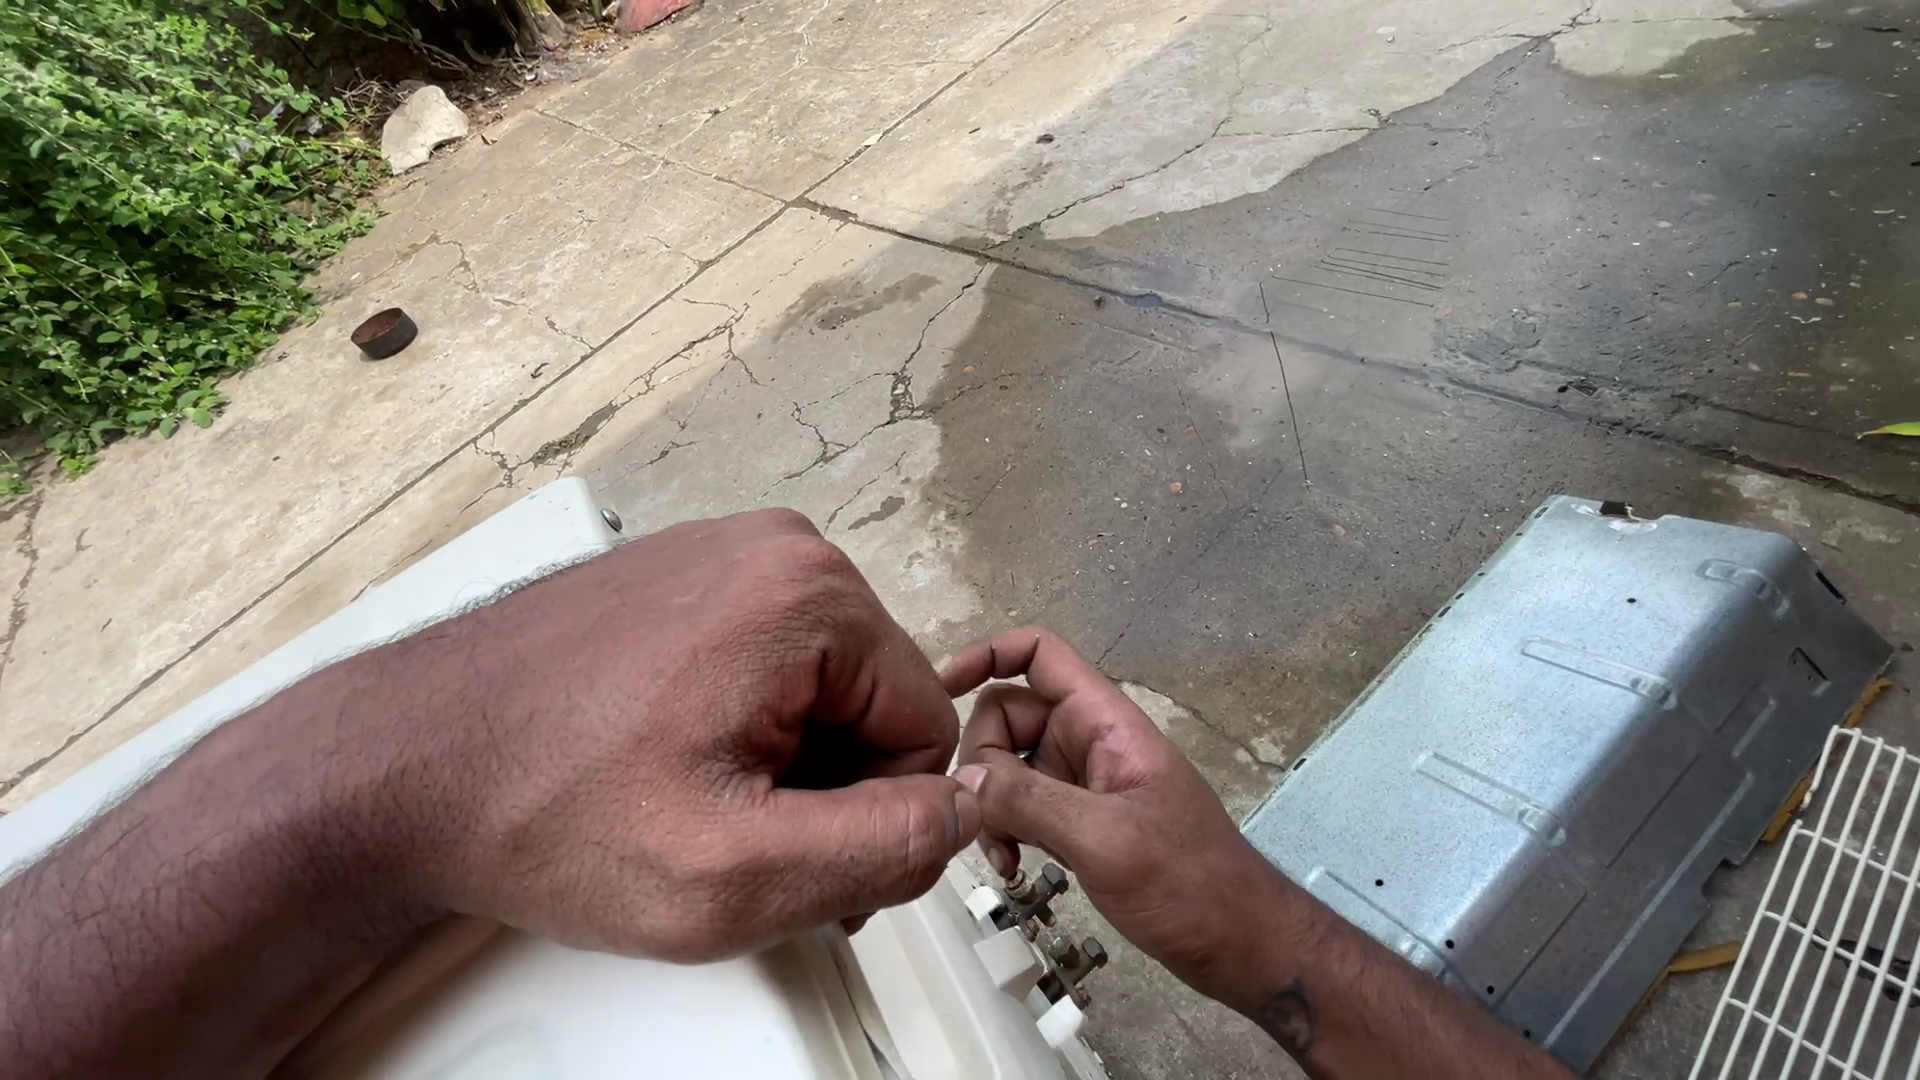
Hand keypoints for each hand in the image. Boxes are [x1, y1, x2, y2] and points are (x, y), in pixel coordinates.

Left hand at [352, 508, 976, 960]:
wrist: (403, 758)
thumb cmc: (537, 806)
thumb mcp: (730, 875)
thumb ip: (881, 850)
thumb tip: (956, 808)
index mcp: (807, 595)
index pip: (927, 723)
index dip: (873, 811)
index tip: (791, 845)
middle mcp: (781, 549)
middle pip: (877, 696)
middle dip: (827, 779)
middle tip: (733, 823)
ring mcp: (736, 551)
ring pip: (832, 681)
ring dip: (788, 749)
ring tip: (697, 784)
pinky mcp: (703, 570)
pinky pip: (782, 654)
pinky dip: (753, 713)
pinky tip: (680, 744)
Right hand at [944, 626, 1287, 1005]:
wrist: (1237, 944)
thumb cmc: (1189, 882)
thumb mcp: (1107, 840)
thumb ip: (1031, 803)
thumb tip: (961, 779)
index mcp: (1102, 720)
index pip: (1040, 654)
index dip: (990, 652)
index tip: (944, 686)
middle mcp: (1084, 739)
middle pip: (1006, 714)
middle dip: (983, 761)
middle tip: (988, 817)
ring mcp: (1077, 779)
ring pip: (1005, 764)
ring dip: (990, 806)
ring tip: (1004, 858)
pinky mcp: (1073, 817)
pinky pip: (1018, 804)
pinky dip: (1005, 829)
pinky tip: (1013, 867)